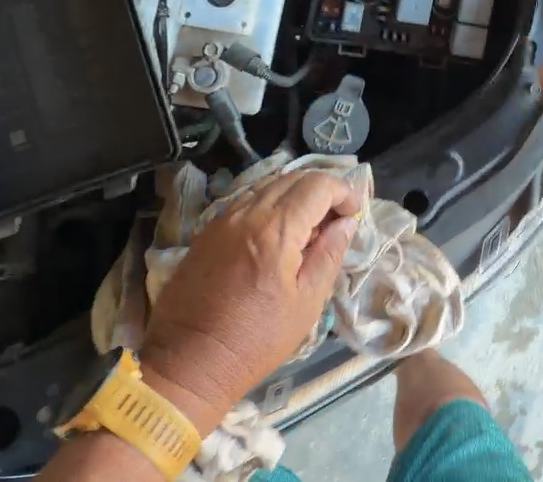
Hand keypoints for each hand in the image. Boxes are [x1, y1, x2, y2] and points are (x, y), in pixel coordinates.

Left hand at [140, 171, 362, 430]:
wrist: (188, 364)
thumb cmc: (255, 340)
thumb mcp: (306, 303)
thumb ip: (329, 254)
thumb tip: (346, 223)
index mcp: (276, 229)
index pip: (319, 185)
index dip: (343, 192)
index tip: (353, 213)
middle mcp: (248, 213)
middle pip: (294, 178)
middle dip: (322, 190)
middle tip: (335, 219)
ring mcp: (223, 220)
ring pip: (269, 186)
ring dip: (295, 195)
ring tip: (308, 227)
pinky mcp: (207, 232)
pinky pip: (246, 202)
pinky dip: (270, 206)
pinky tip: (276, 235)